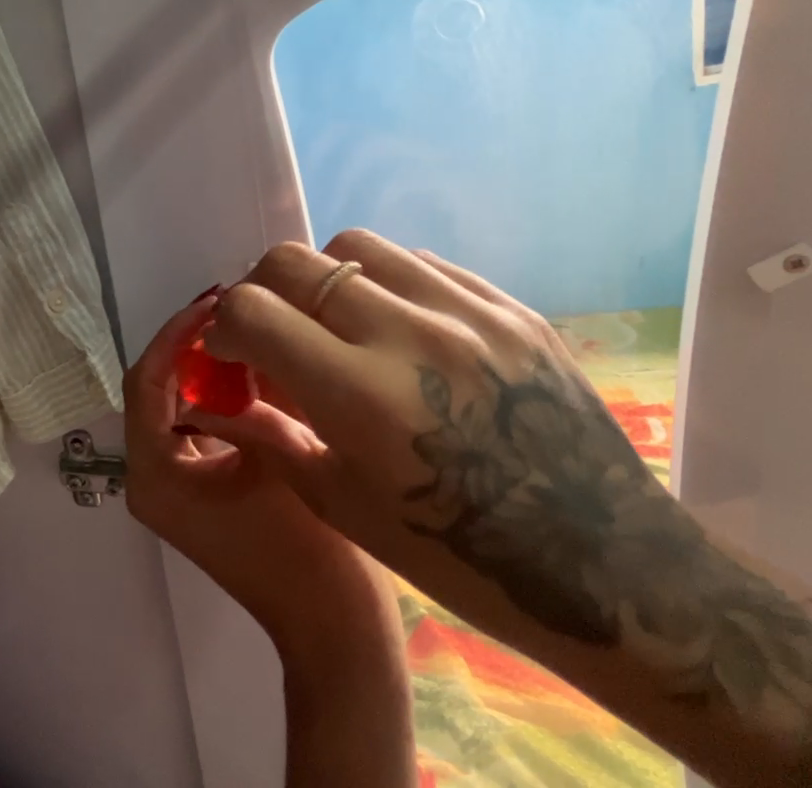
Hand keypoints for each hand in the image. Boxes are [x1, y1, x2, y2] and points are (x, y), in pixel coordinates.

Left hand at [122, 293, 396, 647]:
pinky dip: (212, 401)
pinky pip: (190, 432)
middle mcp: (146, 480)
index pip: (146, 383)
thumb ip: (249, 392)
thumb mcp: (281, 453)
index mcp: (154, 474)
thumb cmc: (313, 547)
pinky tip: (247, 374)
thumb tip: (236, 333)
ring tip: (242, 330)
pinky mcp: (191, 493)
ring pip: (170, 410)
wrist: (336, 628)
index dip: (175, 336)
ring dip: (200, 371)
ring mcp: (167, 490)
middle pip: (152, 393)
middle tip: (232, 308)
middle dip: (187, 349)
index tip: (214, 300)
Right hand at [198, 229, 691, 652]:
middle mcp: (410, 337)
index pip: (252, 311)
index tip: (229, 353)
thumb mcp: (336, 501)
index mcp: (359, 396)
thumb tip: (211, 396)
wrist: (601, 564)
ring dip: (324, 279)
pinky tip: (396, 329)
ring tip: (335, 323)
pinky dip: (387, 285)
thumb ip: (267, 431)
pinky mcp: (514, 310)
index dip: (222, 327)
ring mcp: (469, 316)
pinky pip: (422, 264)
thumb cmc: (450, 551)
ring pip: (357, 246)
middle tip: (271, 331)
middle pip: (294, 262)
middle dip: (260, 292)